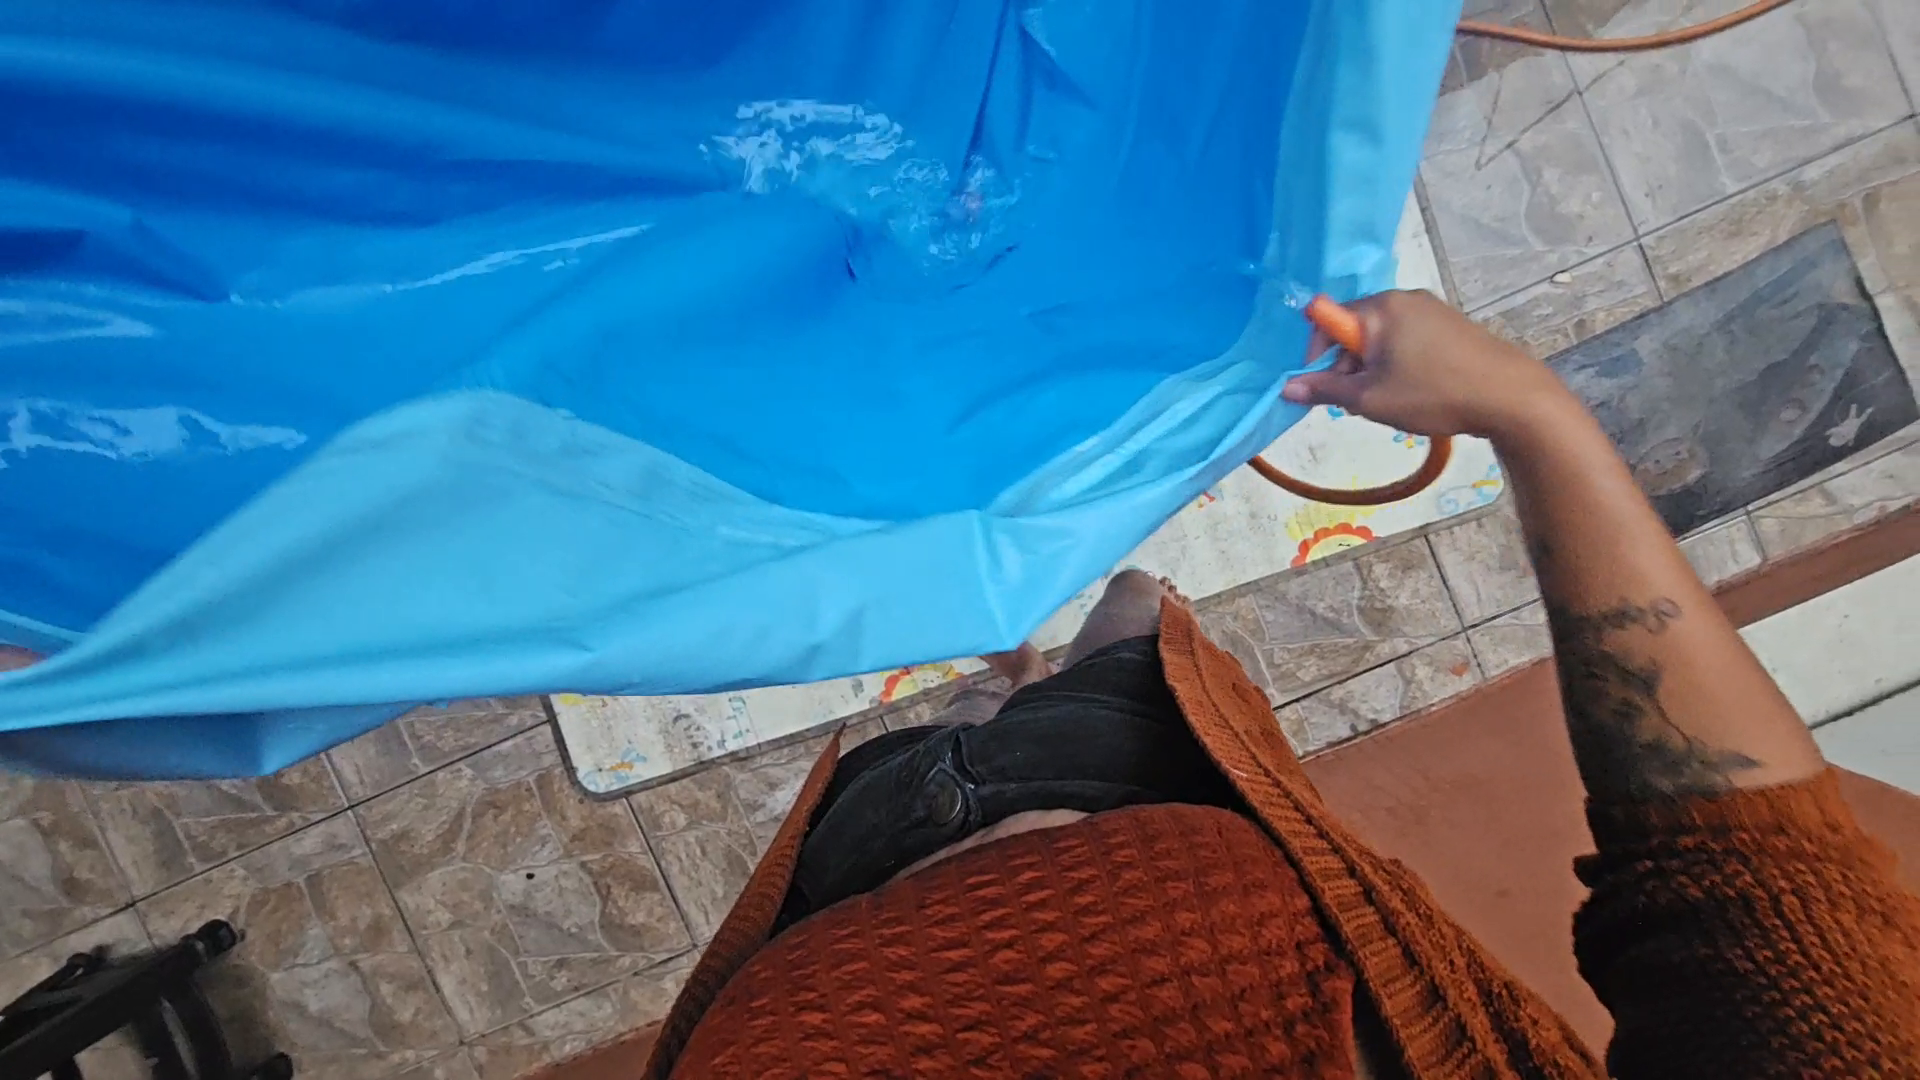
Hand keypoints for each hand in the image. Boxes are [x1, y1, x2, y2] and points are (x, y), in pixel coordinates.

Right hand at [1281, 290, 1572, 439]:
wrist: (1509, 397)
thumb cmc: (1430, 394)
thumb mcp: (1367, 399)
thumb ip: (1323, 390)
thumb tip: (1287, 388)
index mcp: (1380, 309)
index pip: (1325, 319)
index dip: (1316, 355)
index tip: (1325, 385)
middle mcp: (1402, 299)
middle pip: (1351, 329)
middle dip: (1344, 365)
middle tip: (1357, 400)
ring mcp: (1428, 309)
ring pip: (1377, 338)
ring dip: (1368, 368)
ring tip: (1386, 399)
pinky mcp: (1447, 323)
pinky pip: (1402, 339)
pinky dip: (1393, 363)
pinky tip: (1409, 389)